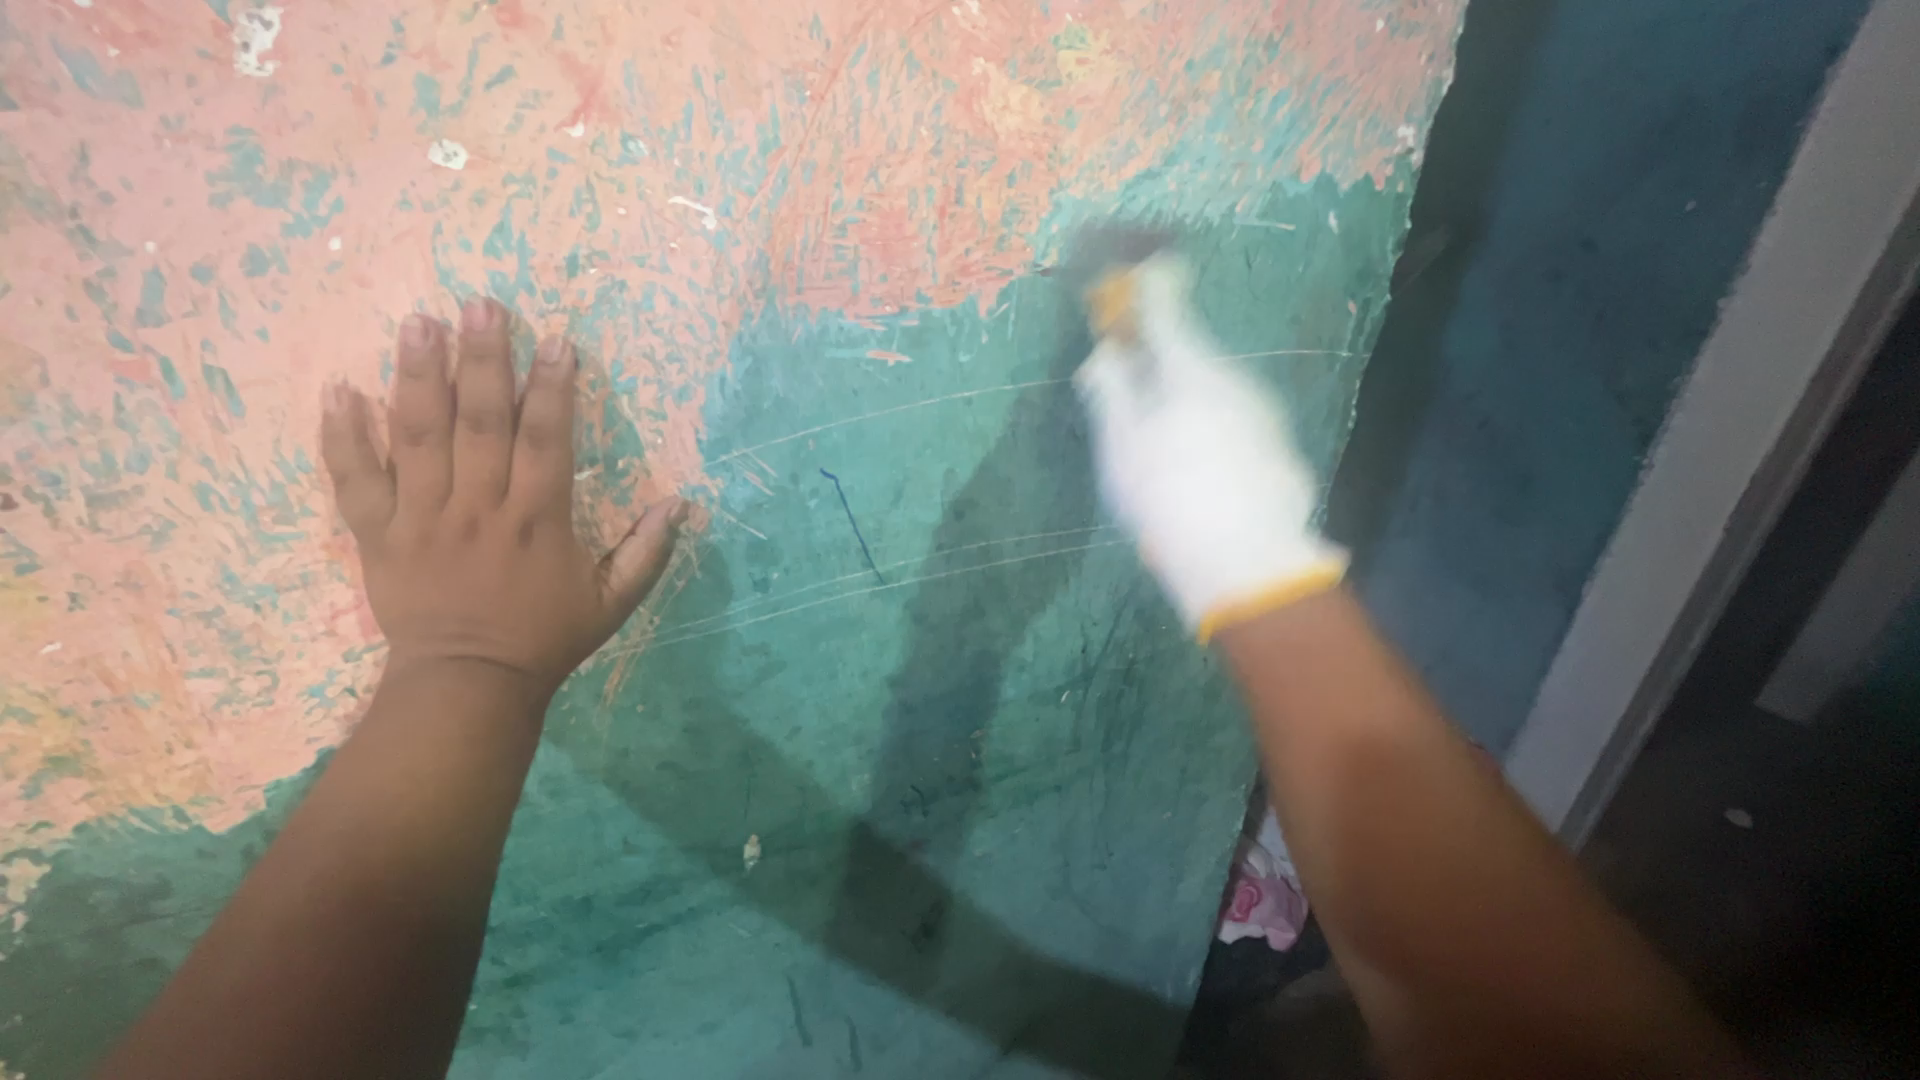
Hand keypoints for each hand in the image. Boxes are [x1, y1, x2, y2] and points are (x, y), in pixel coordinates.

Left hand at [320, 297, 685, 697]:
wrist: (470, 683)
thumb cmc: (548, 637)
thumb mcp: (614, 600)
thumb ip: (648, 551)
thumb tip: (681, 503)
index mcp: (537, 520)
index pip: (547, 440)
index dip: (553, 388)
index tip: (556, 341)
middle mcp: (478, 508)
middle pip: (480, 422)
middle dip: (483, 360)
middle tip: (481, 306)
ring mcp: (422, 519)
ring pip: (417, 438)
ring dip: (418, 377)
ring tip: (418, 323)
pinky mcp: (379, 536)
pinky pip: (355, 481)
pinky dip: (343, 436)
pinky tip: (340, 389)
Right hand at [1074, 254, 1345, 641]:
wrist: (1245, 559)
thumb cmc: (1167, 497)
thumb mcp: (1121, 446)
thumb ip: (1110, 393)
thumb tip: (1103, 356)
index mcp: (1190, 371)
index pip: (1168, 312)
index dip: (1153, 286)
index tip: (1147, 266)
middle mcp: (1234, 380)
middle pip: (1192, 355)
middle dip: (1163, 360)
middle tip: (1135, 384)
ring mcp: (1263, 413)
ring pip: (1215, 390)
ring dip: (1188, 399)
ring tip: (1164, 445)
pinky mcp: (1278, 447)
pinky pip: (1234, 422)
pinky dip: (1212, 429)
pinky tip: (1200, 470)